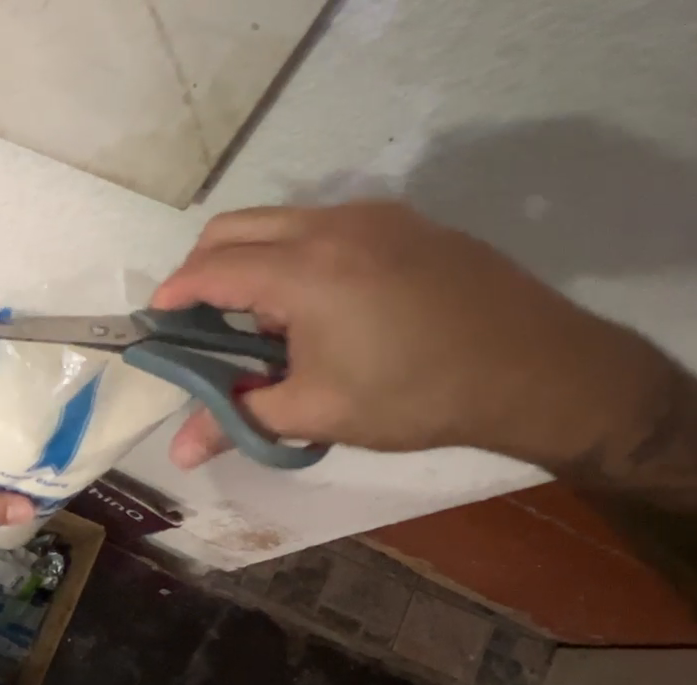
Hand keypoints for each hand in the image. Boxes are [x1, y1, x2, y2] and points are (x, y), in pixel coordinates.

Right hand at [152, 201, 677, 473]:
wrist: (542, 371)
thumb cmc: (416, 396)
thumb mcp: (316, 413)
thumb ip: (236, 420)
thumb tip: (178, 455)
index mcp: (304, 271)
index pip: (210, 269)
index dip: (172, 296)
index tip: (154, 325)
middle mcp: (333, 226)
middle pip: (234, 227)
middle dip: (200, 268)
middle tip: (196, 321)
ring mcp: (374, 217)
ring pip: (278, 221)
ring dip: (248, 260)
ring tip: (259, 322)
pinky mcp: (405, 222)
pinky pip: (321, 225)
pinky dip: (291, 254)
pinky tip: (313, 307)